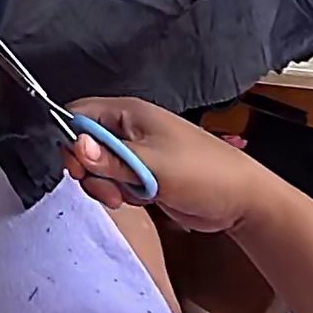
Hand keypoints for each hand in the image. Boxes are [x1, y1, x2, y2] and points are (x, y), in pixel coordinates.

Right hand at [65, 97, 279, 232]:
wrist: (240, 199)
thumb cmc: (203, 172)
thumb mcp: (152, 166)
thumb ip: (111, 158)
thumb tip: (76, 146)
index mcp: (130, 112)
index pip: (81, 114)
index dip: (71, 138)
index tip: (78, 167)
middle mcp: (130, 127)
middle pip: (85, 142)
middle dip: (88, 168)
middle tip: (105, 187)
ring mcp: (137, 150)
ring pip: (98, 164)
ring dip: (103, 184)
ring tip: (124, 196)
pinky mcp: (143, 172)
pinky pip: (115, 179)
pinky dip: (117, 191)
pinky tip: (134, 199)